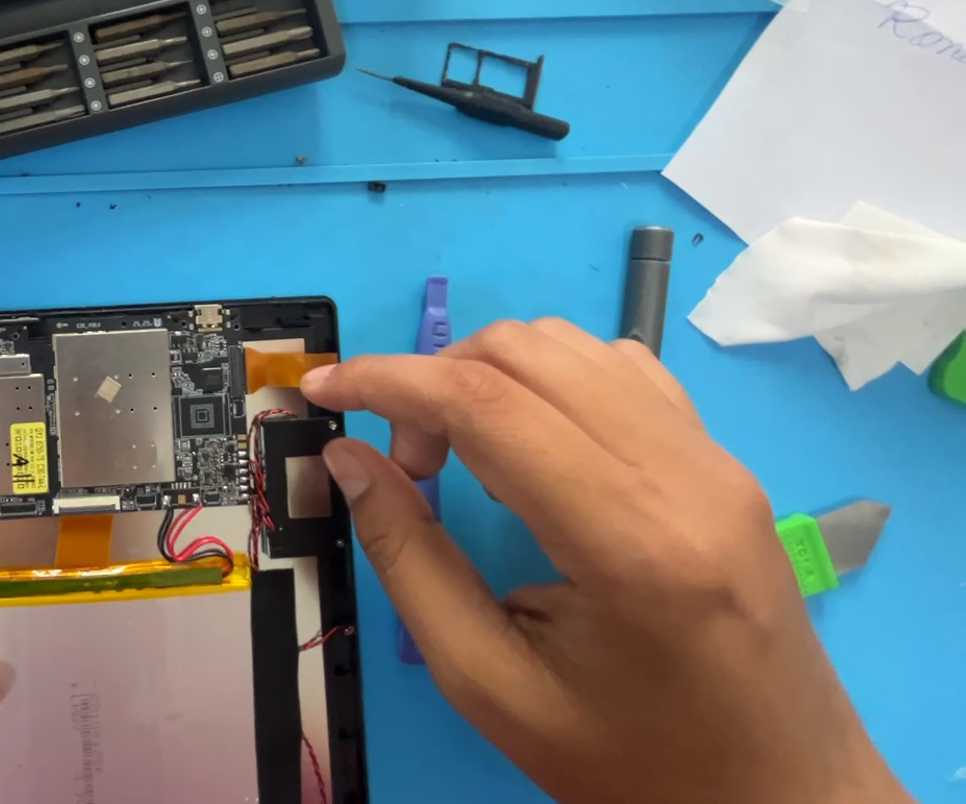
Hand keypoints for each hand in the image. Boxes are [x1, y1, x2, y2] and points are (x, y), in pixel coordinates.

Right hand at [302, 319, 908, 803]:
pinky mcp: (718, 457)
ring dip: (475, 376)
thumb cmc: (625, 756)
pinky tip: (524, 441)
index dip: (383, 379)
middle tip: (408, 465)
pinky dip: (533, 377)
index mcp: (630, 541)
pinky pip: (605, 364)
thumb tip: (345, 455)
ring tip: (463, 455)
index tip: (319, 391)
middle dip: (425, 384)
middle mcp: (684, 475)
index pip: (483, 403)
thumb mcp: (482, 677)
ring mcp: (713, 458)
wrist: (782, 800)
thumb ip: (402, 553)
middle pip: (515, 354)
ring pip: (558, 343)